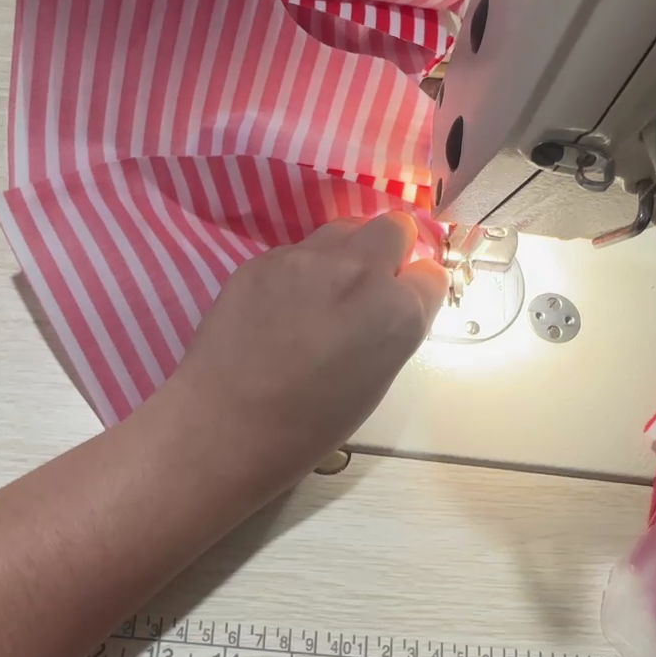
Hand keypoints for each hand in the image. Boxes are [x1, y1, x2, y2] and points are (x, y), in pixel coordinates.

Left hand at [138, 211, 447, 493]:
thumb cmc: (307, 428)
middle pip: (393, 228)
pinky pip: (296, 250)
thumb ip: (388, 332)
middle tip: (366, 287)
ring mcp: (306, 258)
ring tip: (322, 293)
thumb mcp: (372, 384)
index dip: (415, 290)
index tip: (400, 304)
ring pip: (343, 230)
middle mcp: (359, 271)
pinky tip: (277, 305)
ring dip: (345, 252)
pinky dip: (298, 270)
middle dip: (388, 251)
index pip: (430, 273)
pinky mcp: (262, 259)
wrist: (224, 426)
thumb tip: (383, 307)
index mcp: (397, 313)